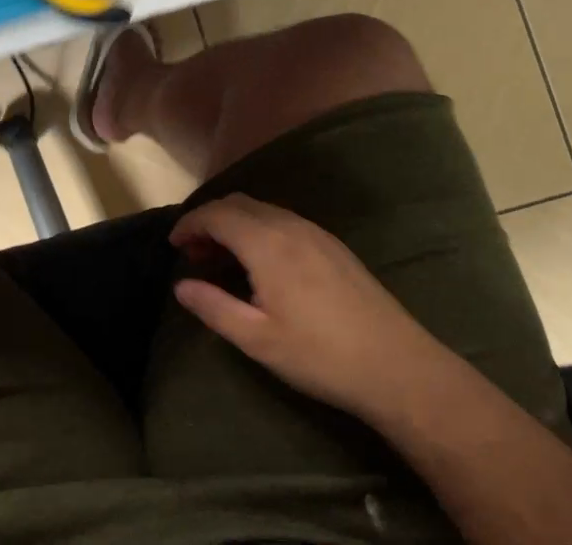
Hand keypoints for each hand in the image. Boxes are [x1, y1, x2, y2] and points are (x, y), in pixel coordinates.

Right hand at [170, 194, 448, 414]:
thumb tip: (180, 285)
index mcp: (267, 244)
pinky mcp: (334, 247)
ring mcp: (317, 234)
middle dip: (209, 220)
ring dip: (234, 224)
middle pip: (238, 203)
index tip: (173, 245)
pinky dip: (259, 230)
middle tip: (193, 255)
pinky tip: (261, 264)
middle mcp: (290, 226)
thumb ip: (214, 307)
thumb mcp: (257, 340)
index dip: (189, 223)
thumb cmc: (320, 355)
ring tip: (222, 260)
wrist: (398, 367)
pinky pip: (284, 221)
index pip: (217, 214)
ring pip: (263, 210)